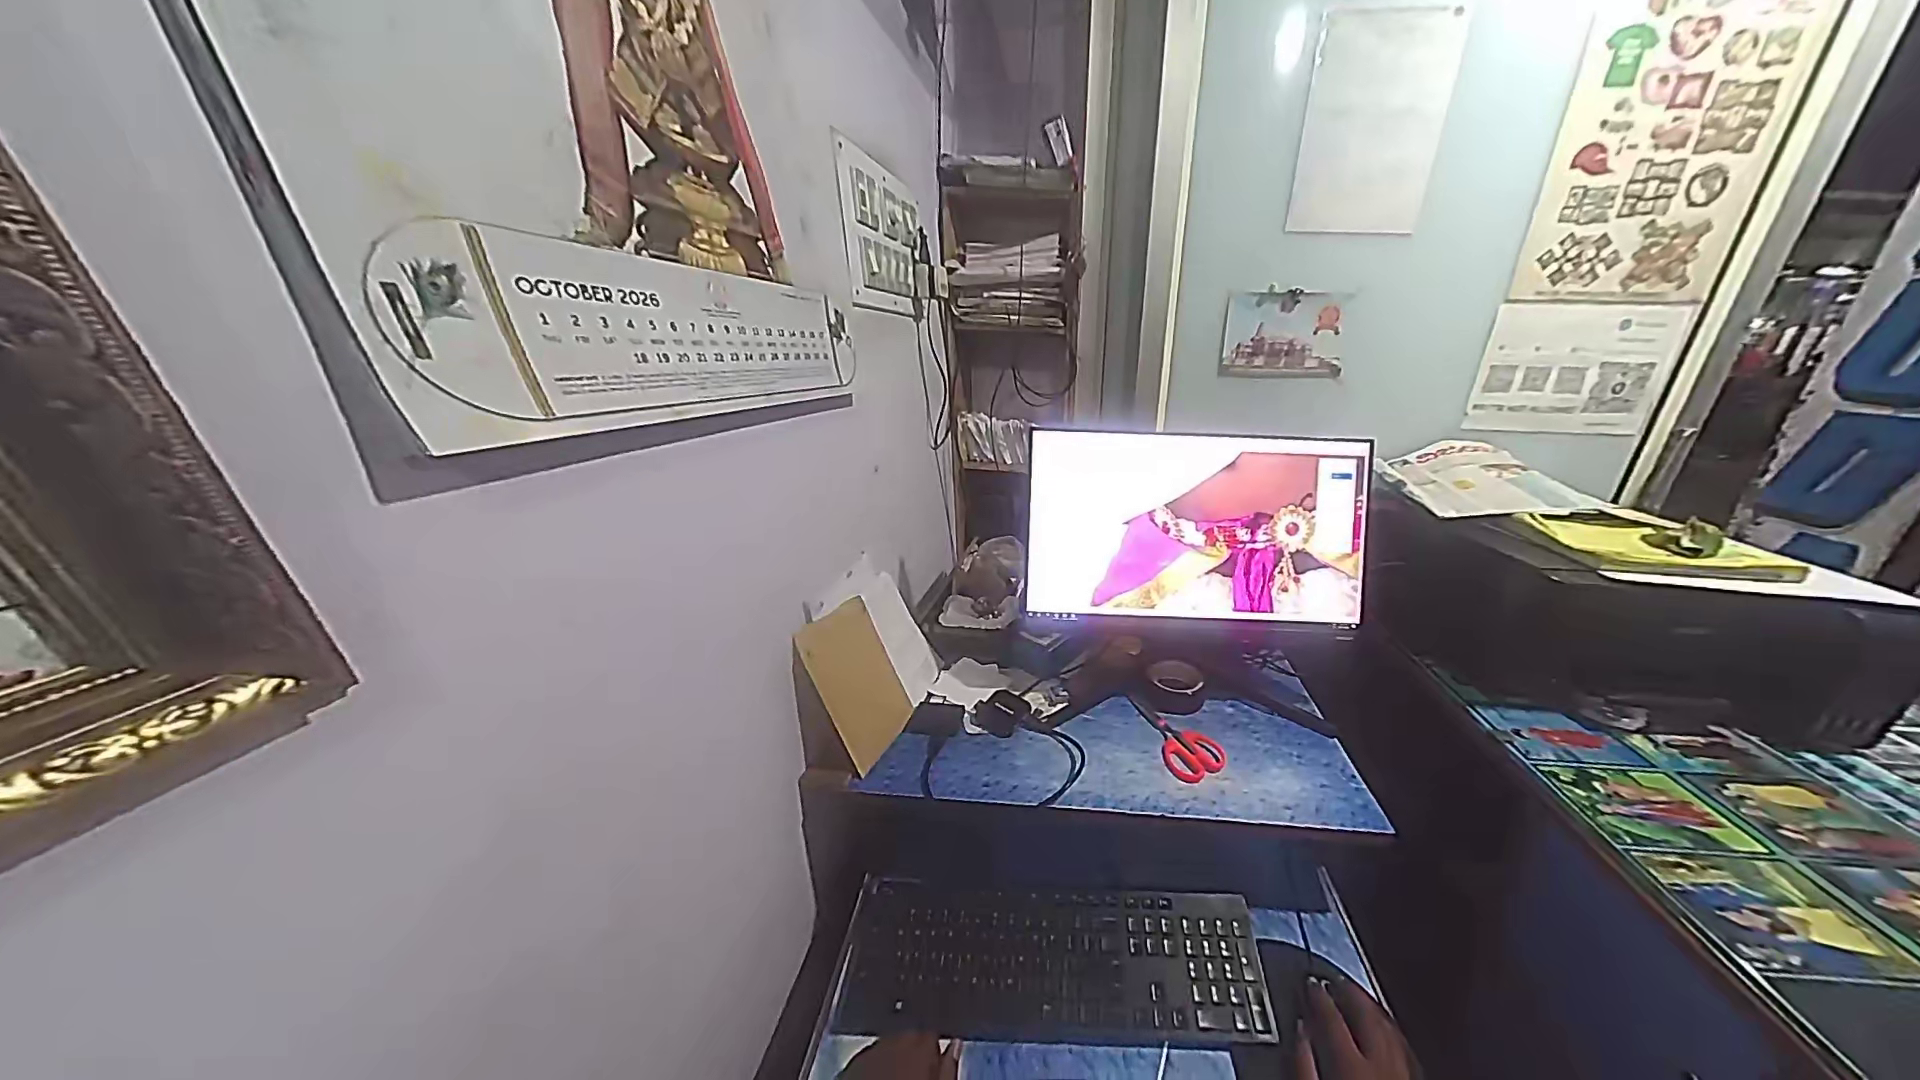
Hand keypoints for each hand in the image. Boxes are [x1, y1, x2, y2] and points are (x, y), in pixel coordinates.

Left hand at [837, 1034, 960, 1079]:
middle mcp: (895, 1036)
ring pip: (890, 1045)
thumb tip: (955, 1045)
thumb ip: (949, 1066)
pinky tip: (880, 1079)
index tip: (936, 1066)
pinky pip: (872, 1057)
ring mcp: (872, 1047)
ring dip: (895, 1057)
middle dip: (914, 1051)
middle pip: (911, 1035)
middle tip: (917, 1075)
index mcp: (920, 1042)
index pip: (933, 1034)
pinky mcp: (853, 1061)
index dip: (934, 1051)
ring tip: (897, 1078)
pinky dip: (877, 1065)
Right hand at [1295, 976, 1413, 1079]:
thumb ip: (1301, 1062)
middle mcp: (1381, 1064)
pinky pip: (1403, 1048)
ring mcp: (1402, 1075)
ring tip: (1356, 996)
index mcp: (1351, 1065)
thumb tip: (1299, 1027)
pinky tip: (1382, 1028)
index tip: (1307, 981)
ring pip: (1388, 1028)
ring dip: (1371, 1007)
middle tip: (1333, 978)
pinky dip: (1389, 1031)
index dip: (1316, 993)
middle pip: (1365, 1015)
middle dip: (1348, 991)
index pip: (1330, 1016)